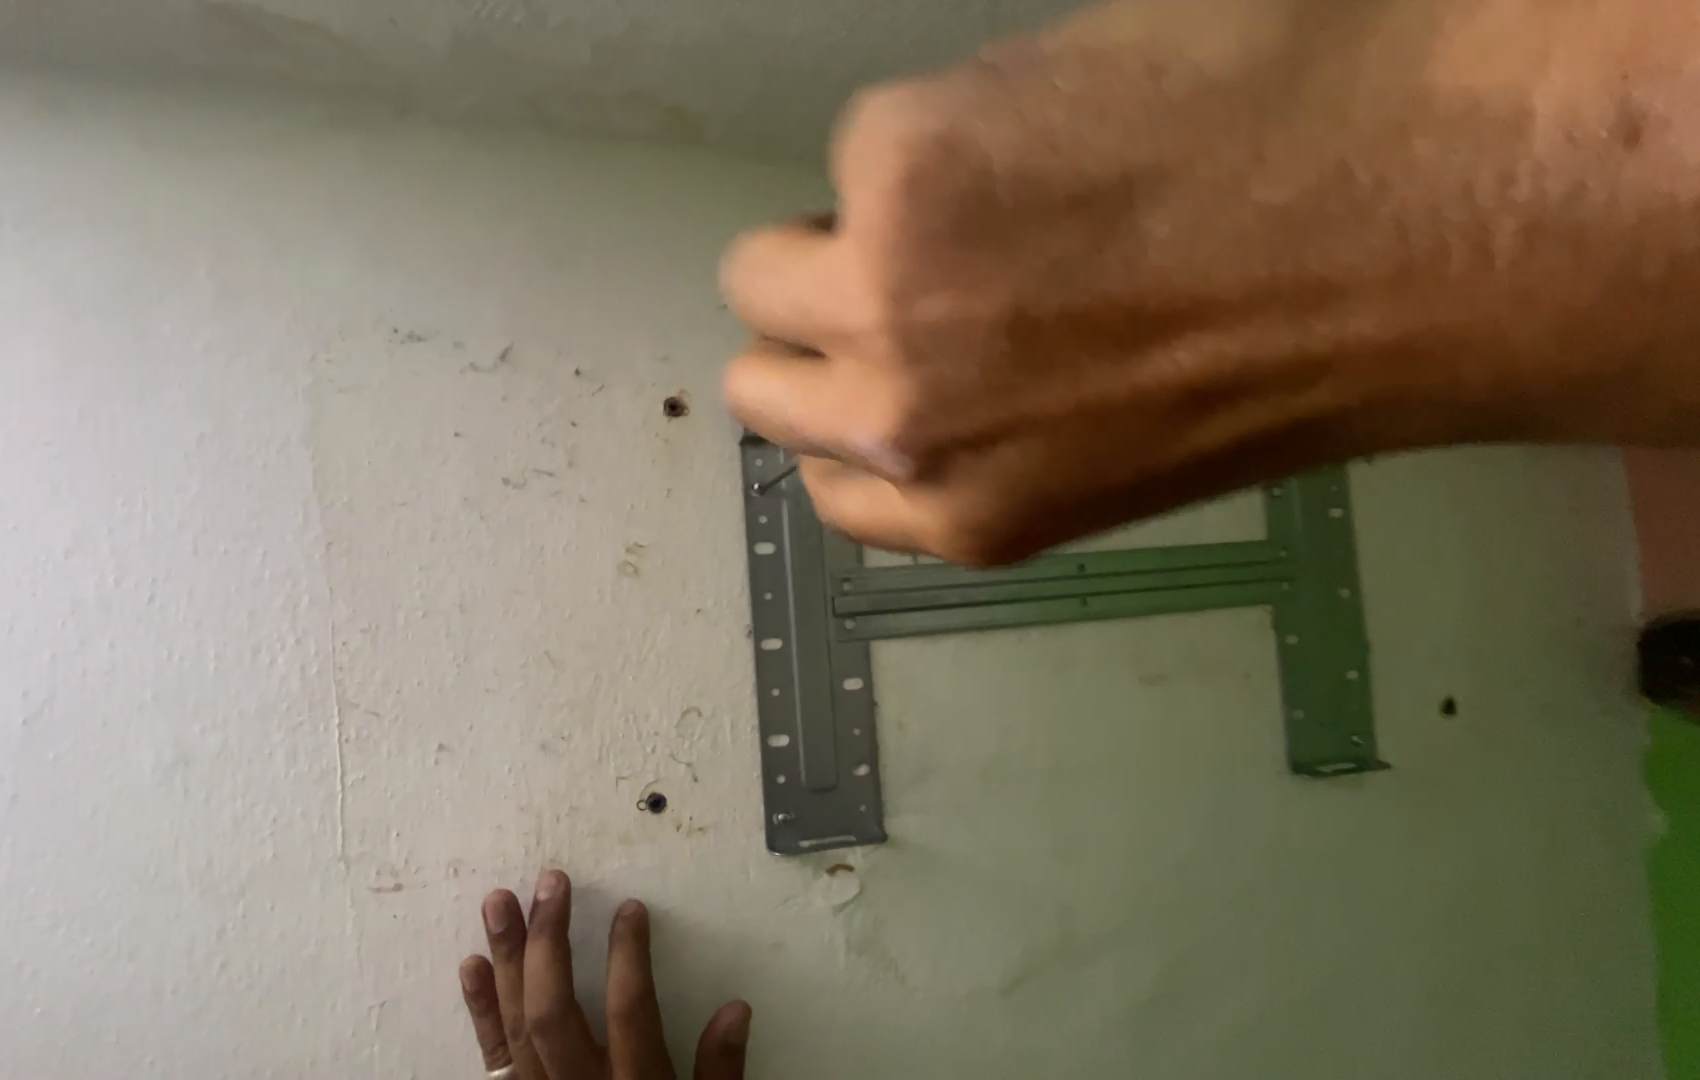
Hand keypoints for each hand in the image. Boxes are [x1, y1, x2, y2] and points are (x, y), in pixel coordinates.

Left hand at [459, 870, 751, 1079]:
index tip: (631, 908)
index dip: (628, 956)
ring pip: (516, 1024)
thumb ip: (719, 1071)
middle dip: (549, 942)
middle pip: (554, 1011)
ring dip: (506, 959)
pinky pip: (491, 1059)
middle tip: (551, 882)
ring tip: (499, 902)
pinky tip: (471, 964)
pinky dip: (480, 1010)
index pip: (628, 1011)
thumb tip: (737, 1009)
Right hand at [722, 0, 1699, 564]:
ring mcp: (884, 297)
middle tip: (892, 282)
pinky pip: (853, 150)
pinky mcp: (898, 165)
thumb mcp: (1090, 466)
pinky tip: (1028, 135)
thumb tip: (891, 381)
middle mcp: (899, 423)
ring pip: (757, 272)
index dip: (845, 422)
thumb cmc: (1275, 352)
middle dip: (808, 335)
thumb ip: (969, 450)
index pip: (823, 482)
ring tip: (948, 204)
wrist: (1427, 219)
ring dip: (830, 238)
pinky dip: (921, 139)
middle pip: (757, 387)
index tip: (873, 377)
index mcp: (958, 510)